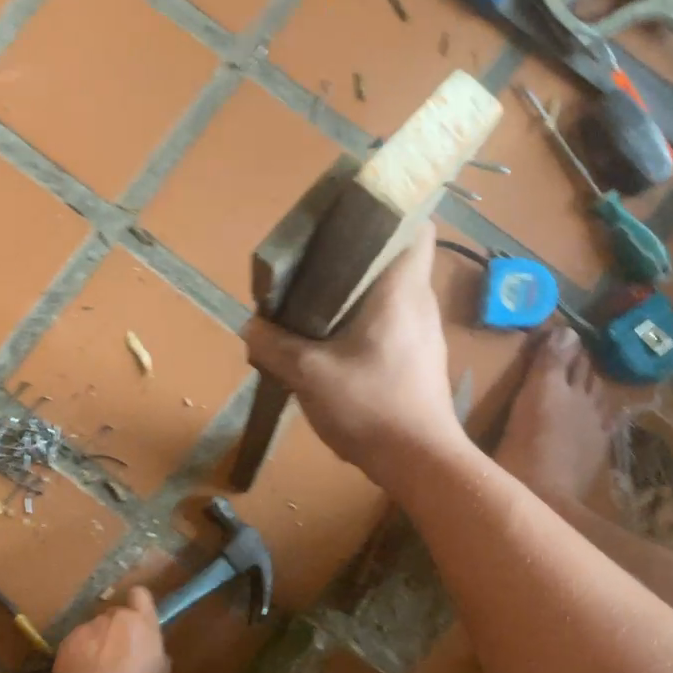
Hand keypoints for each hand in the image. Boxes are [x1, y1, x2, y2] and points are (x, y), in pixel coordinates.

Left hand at [53, 587, 169, 672]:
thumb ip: (157, 658)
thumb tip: (153, 654)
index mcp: (142, 622)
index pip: (140, 594)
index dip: (139, 605)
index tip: (139, 621)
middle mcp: (114, 617)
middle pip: (116, 615)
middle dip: (117, 630)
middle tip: (119, 657)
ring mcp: (89, 626)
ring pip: (96, 629)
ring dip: (98, 643)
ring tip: (97, 671)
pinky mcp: (67, 639)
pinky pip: (78, 642)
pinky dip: (80, 653)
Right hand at [245, 229, 464, 482]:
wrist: (418, 461)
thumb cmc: (371, 406)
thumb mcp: (309, 375)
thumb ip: (274, 346)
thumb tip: (250, 326)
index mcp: (400, 290)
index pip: (415, 224)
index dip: (389, 211)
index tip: (349, 217)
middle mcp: (419, 302)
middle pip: (395, 258)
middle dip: (357, 255)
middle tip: (314, 263)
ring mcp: (423, 333)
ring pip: (391, 293)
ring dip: (358, 293)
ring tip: (315, 304)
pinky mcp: (419, 360)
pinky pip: (391, 323)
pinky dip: (364, 322)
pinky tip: (334, 344)